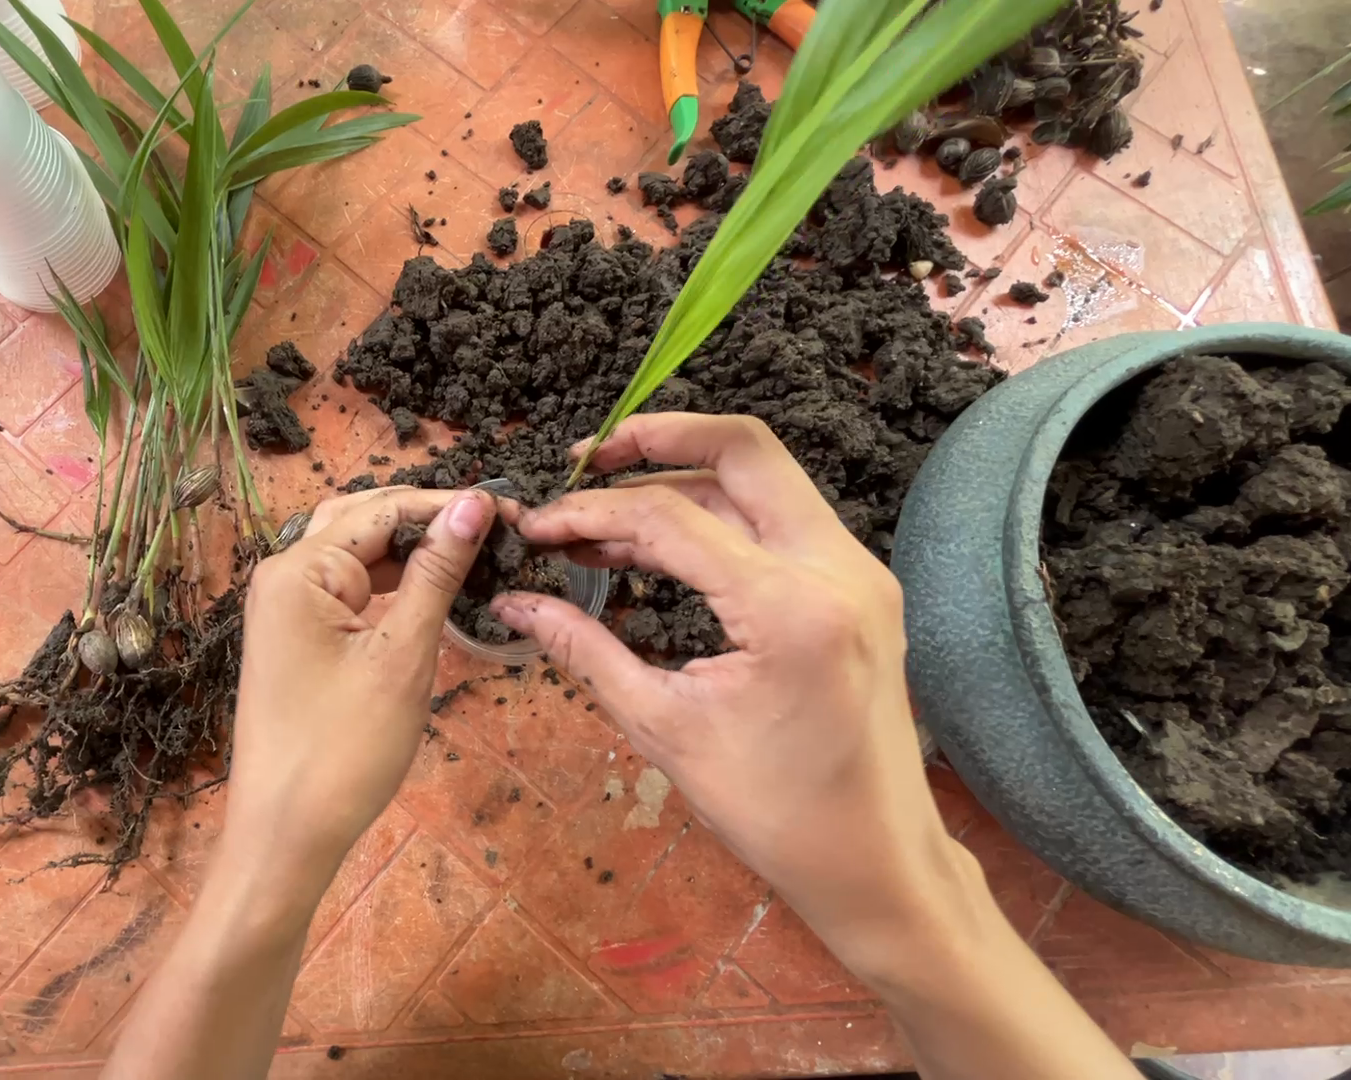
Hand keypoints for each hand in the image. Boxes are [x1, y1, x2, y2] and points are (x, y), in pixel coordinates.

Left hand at [226, 485, 495, 892]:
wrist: (285, 836)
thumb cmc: (345, 750)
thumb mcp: (402, 656)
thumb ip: (436, 572)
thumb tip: (473, 503)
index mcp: (299, 569)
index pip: (382, 509)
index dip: (445, 505)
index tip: (509, 511)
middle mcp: (283, 575)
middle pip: (362, 521)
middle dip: (425, 519)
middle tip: (491, 531)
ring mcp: (285, 606)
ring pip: (354, 554)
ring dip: (407, 550)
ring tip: (467, 554)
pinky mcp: (295, 635)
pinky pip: (345, 589)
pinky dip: (387, 583)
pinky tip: (425, 589)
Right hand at [491, 414, 978, 978]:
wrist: (876, 862)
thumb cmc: (770, 809)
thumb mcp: (661, 724)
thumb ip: (581, 648)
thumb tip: (514, 604)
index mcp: (789, 607)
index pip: (669, 516)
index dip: (590, 511)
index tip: (537, 526)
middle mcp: (836, 566)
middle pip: (742, 449)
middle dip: (653, 438)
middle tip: (583, 459)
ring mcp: (856, 569)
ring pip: (758, 479)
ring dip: (676, 478)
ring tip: (600, 515)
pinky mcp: (853, 584)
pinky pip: (772, 519)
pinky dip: (708, 516)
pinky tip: (652, 543)